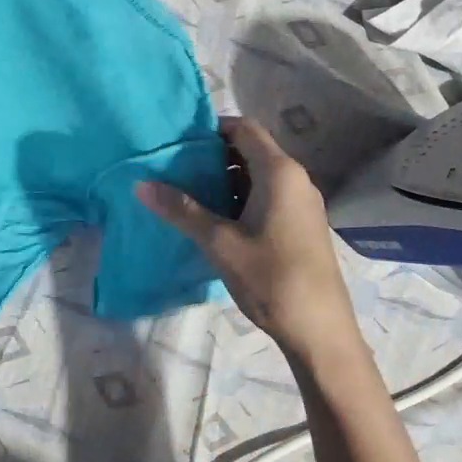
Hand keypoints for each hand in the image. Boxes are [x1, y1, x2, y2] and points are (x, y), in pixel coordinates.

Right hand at [136, 120, 362, 355]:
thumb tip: (141, 184)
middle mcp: (295, 180)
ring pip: (255, 175)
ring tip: (185, 193)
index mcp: (279, 173)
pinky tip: (212, 219)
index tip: (177, 140)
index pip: (243, 128)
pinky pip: (265, 196)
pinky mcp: (300, 225)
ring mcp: (300, 204)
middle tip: (173, 167)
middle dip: (210, 156)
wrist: (321, 333)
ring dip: (222, 180)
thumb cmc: (271, 278)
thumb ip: (181, 209)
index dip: (210, 128)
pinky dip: (238, 198)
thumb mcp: (219, 242)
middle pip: (249, 150)